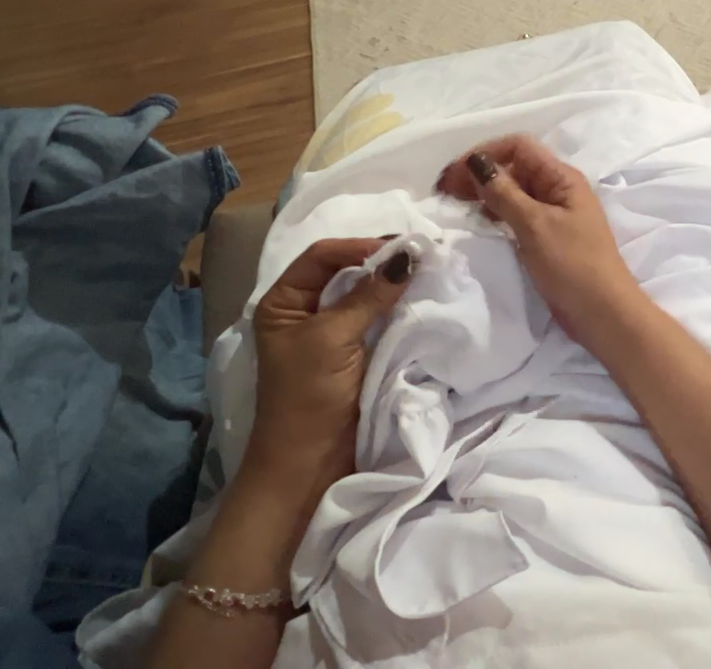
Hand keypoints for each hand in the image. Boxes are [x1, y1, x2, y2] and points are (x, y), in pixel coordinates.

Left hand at [242, 238, 412, 486]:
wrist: (310, 463)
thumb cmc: (308, 396)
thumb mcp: (333, 338)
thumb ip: (370, 295)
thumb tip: (409, 256)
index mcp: (284, 302)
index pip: (323, 256)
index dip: (360, 246)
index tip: (400, 248)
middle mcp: (306, 310)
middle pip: (346, 269)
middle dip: (380, 260)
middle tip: (421, 253)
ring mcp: (333, 331)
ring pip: (365, 292)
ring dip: (392, 281)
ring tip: (426, 269)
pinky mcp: (357, 349)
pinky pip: (378, 315)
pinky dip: (397, 304)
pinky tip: (419, 297)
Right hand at [435, 136, 644, 340]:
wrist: (602, 312)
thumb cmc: (572, 264)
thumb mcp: (535, 225)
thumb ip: (504, 193)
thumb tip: (476, 162)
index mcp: (562, 178)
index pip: (519, 147)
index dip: (485, 153)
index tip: (454, 175)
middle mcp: (558, 190)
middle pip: (514, 167)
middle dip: (480, 173)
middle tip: (446, 193)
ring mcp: (553, 214)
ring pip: (514, 191)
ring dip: (485, 193)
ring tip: (456, 206)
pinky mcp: (547, 237)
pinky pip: (517, 214)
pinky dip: (496, 213)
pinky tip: (480, 223)